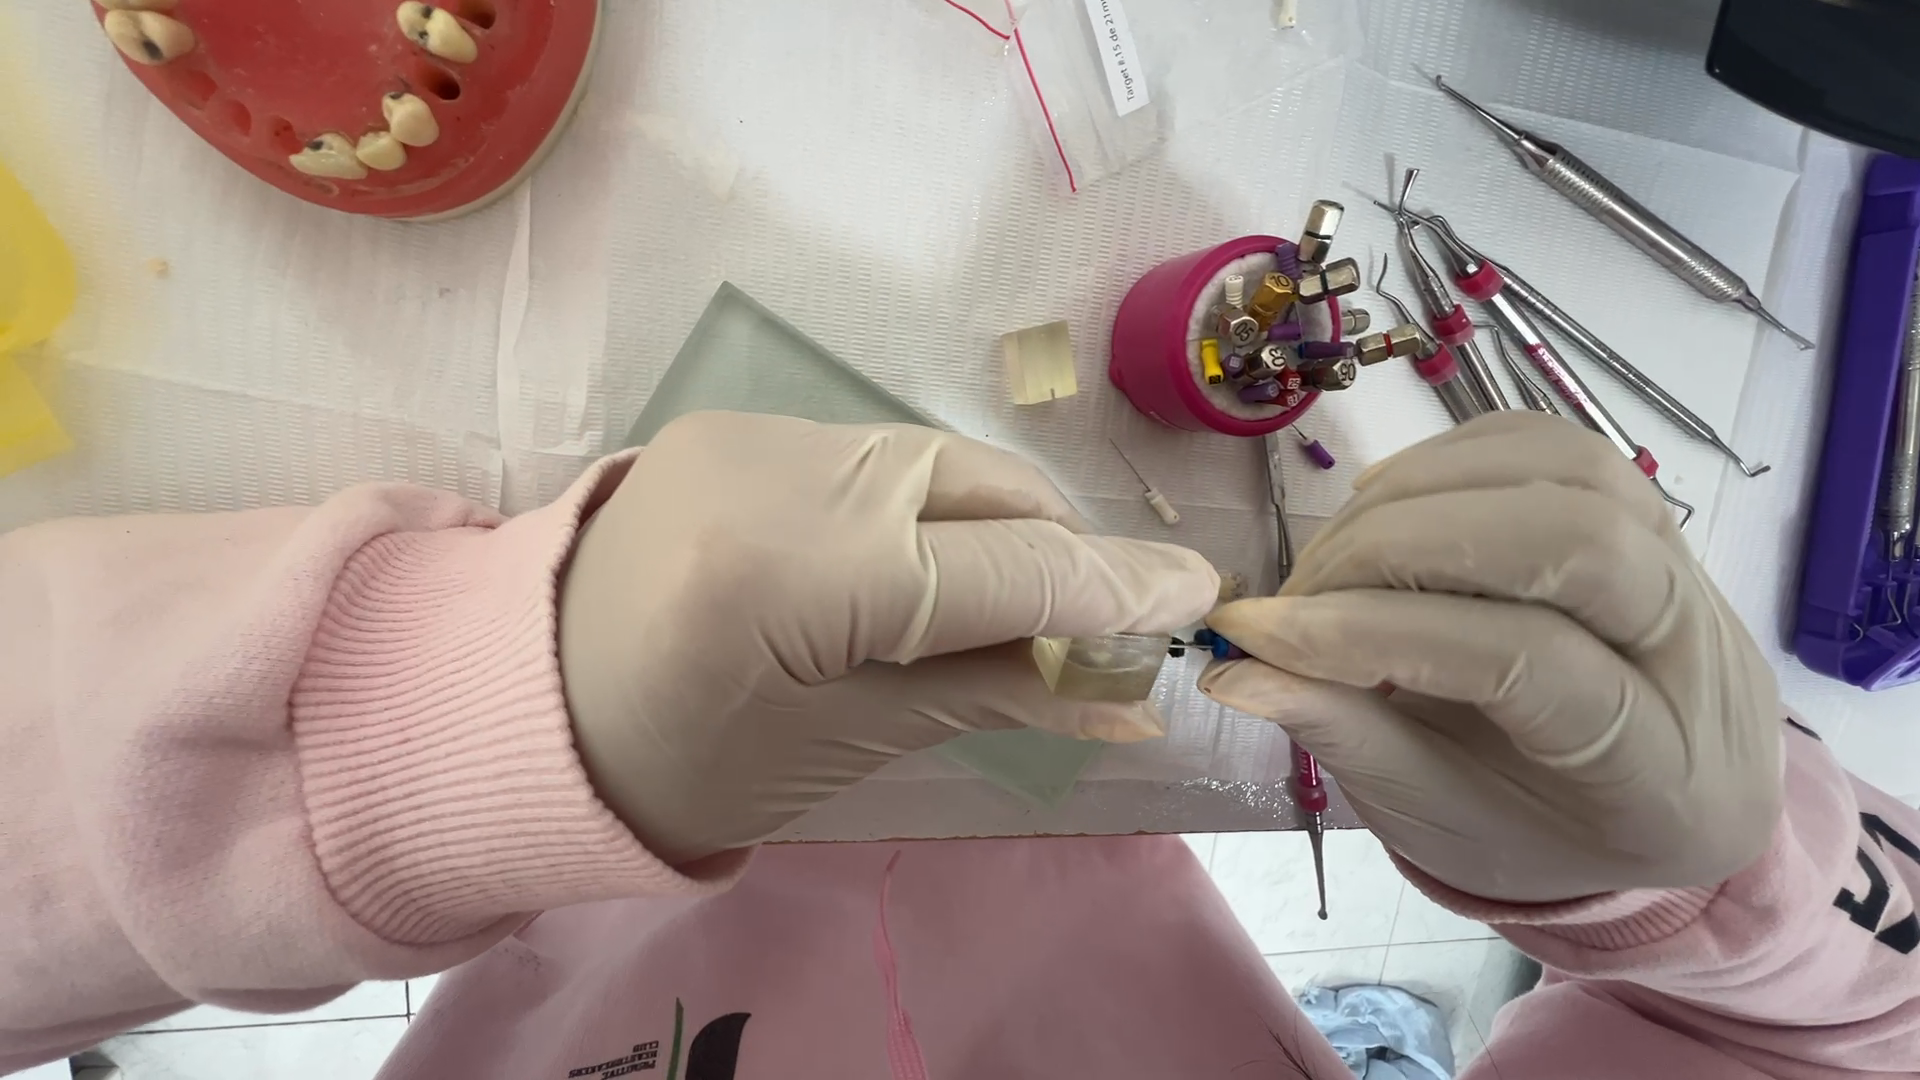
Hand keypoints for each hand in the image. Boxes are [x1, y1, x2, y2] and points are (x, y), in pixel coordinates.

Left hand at [559, 412, 1217, 863]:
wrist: (525, 702)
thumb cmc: (685, 765)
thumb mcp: (848, 744)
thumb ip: (995, 695)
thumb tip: (1129, 700)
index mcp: (789, 571)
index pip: (996, 568)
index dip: (1108, 587)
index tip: (1194, 598)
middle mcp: (779, 468)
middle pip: (984, 489)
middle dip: (1061, 553)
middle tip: (1098, 622)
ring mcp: (758, 431)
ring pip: (944, 463)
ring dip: (1003, 527)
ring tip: (1011, 600)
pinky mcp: (748, 424)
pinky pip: (888, 457)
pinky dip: (939, 508)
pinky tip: (931, 562)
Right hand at [1199, 412, 1781, 902]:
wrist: (1625, 808)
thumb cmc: (1515, 827)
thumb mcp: (1422, 808)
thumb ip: (1334, 730)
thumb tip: (1229, 670)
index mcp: (1657, 767)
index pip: (1520, 659)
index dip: (1369, 632)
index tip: (1254, 635)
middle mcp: (1699, 650)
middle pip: (1562, 539)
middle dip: (1391, 547)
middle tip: (1298, 593)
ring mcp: (1687, 565)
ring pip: (1562, 468)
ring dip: (1413, 491)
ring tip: (1333, 552)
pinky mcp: (1640, 514)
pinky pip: (1544, 442)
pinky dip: (1444, 459)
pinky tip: (1382, 503)